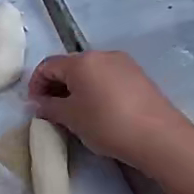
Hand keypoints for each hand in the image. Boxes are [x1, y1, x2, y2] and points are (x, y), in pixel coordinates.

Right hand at [29, 51, 193, 168]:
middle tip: (51, 110)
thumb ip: (49, 107)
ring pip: (89, 72)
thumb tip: (38, 103)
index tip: (35, 106)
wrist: (159, 138)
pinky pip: (107, 78)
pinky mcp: (138, 76)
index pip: (47, 66)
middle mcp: (102, 55)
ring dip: (75, 88)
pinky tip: (98, 111)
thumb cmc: (107, 124)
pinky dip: (95, 90)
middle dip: (55, 86)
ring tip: (74, 113)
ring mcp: (123, 63)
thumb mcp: (70, 118)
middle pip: (69, 66)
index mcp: (81, 61)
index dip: (35, 85)